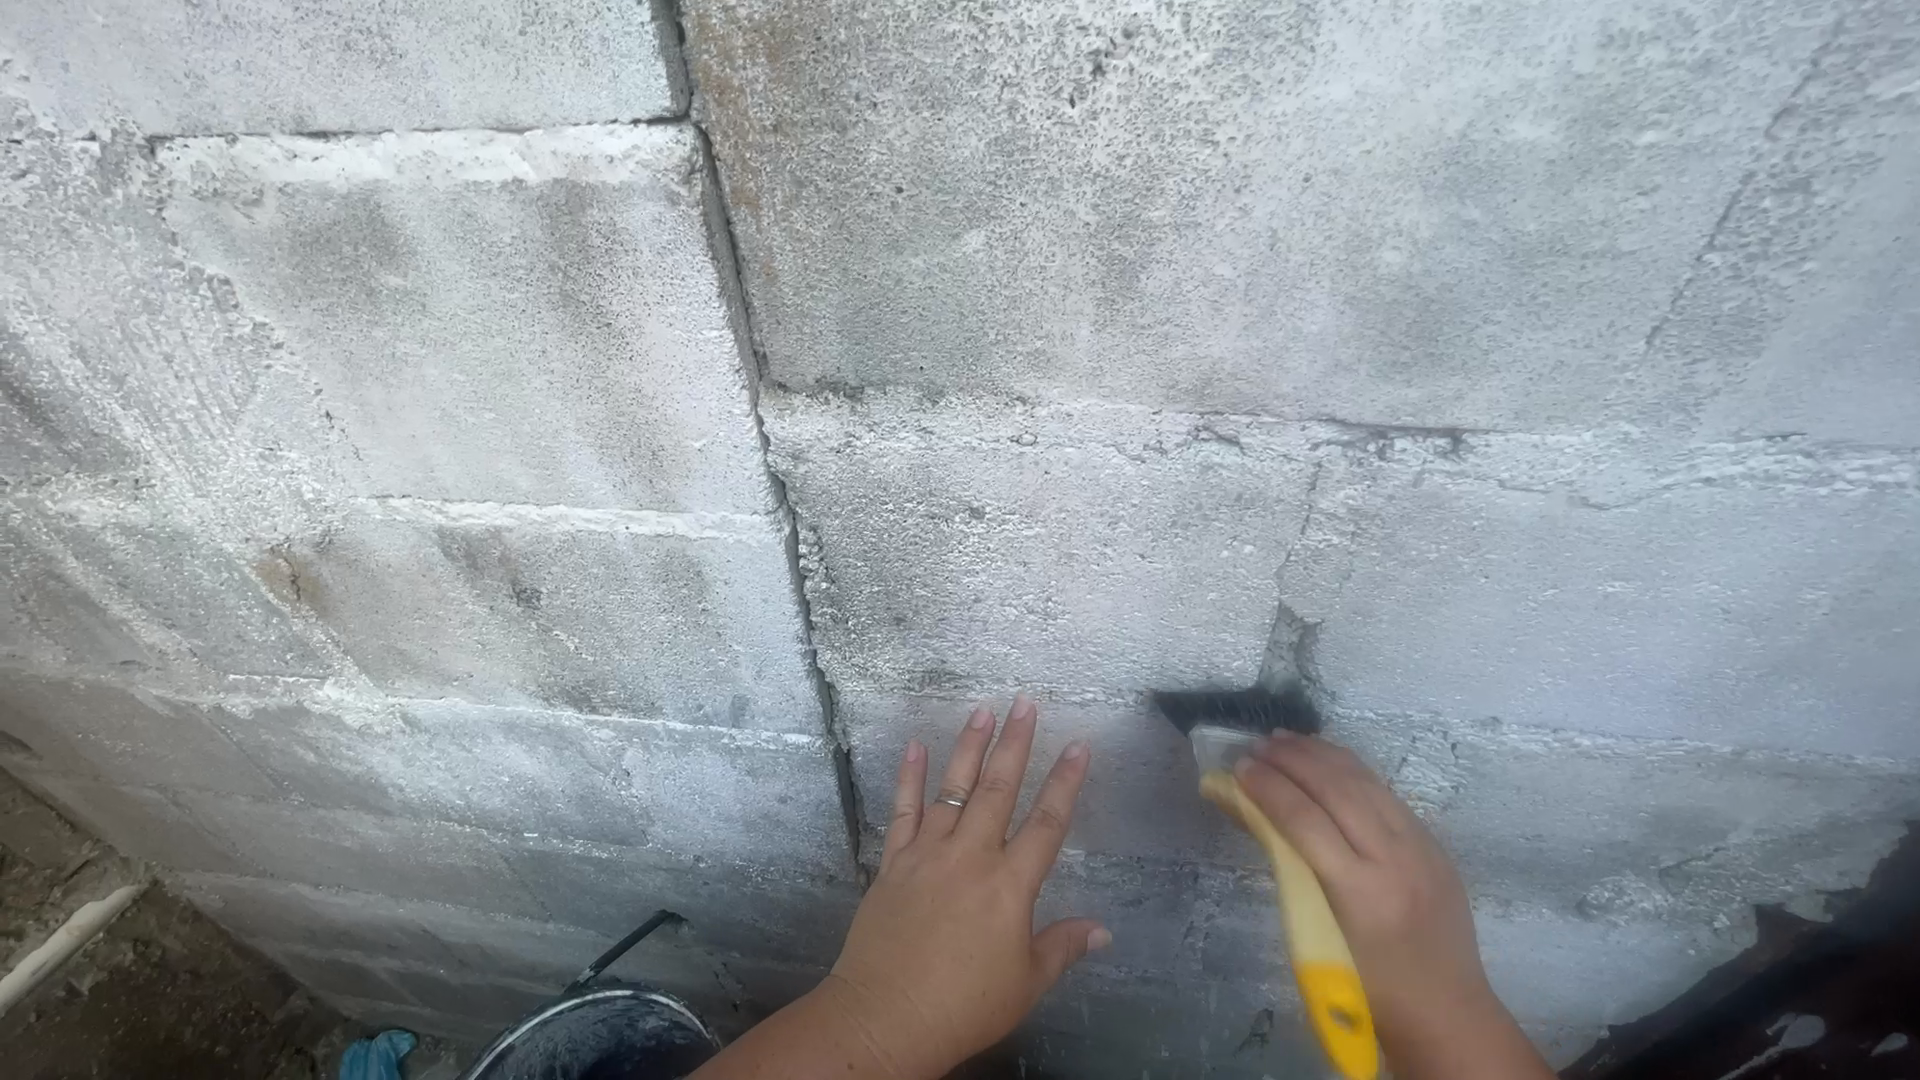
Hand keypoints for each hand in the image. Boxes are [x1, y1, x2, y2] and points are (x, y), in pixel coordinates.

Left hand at [816, 694, 1108, 1078]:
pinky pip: (903, 810)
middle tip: (1025, 704)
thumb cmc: (963, 1006)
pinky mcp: (893, 860)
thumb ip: (1063, 948)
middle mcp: (971, 856)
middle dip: (1015, 743)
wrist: (885, 1018)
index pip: (1047, 822)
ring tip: (982, 711)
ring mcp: (928, 853)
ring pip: (953, 789)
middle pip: (999, 789)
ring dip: (969, 747)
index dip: (1065, 782)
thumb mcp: (1026, 984)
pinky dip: (909, 776)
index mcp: (1009, 885)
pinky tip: (916, 746)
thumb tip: (1104, 930)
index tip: (1078, 746)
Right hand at [1232, 733, 1551, 1079]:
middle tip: (1253, 746)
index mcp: (1362, 893)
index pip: (1305, 819)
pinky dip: (1347, 767)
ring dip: (1318, 753)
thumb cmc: (1365, 987)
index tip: (1238, 768)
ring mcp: (1422, 847)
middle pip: (1336, 789)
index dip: (1268, 788)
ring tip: (1281, 739)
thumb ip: (1282, 862)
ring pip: (1364, 780)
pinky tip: (1322, 757)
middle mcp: (1396, 860)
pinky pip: (1384, 791)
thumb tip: (1239, 808)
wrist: (1449, 1016)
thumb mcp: (1315, 929)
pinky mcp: (1433, 842)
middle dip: (1290, 760)